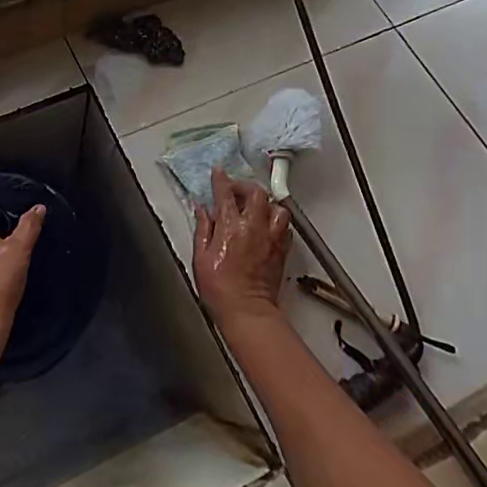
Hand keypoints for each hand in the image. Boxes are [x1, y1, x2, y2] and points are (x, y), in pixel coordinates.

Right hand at [192, 167, 291, 326]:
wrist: (246, 311)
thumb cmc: (221, 290)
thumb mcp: (200, 258)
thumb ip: (203, 229)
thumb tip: (202, 210)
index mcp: (231, 228)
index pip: (226, 193)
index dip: (221, 180)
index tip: (218, 174)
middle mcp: (254, 228)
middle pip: (256, 192)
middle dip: (244, 186)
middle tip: (235, 191)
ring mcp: (271, 237)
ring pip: (276, 206)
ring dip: (265, 202)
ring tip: (254, 207)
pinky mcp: (281, 249)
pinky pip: (285, 225)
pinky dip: (276, 220)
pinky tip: (267, 225)